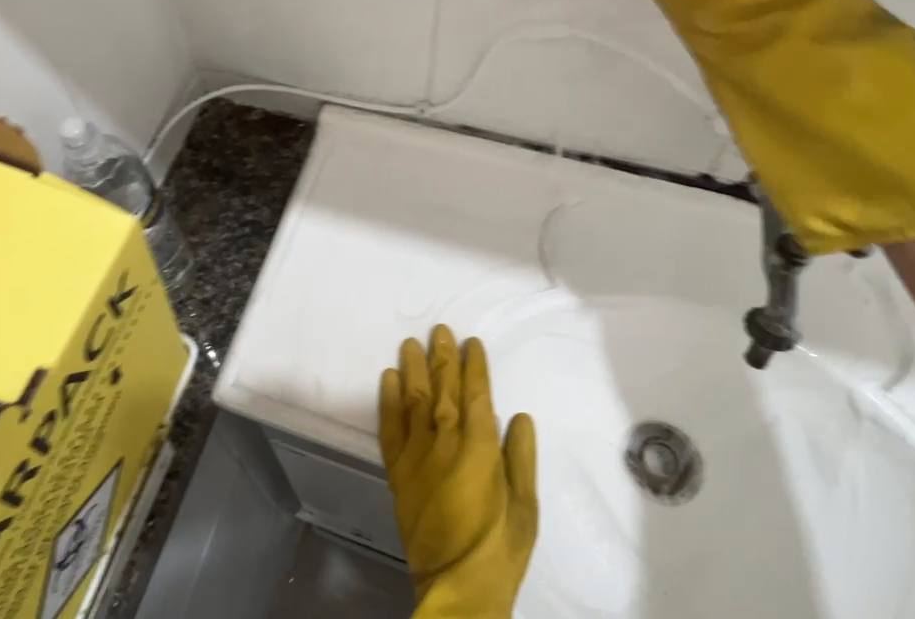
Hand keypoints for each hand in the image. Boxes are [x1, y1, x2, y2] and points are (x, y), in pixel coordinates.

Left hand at [379, 325, 536, 618]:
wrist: (457, 585)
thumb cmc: (499, 549)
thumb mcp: (526, 506)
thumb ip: (521, 458)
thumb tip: (520, 417)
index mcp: (481, 449)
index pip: (477, 395)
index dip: (474, 366)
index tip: (472, 342)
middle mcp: (446, 443)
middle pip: (443, 389)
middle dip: (443, 357)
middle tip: (441, 330)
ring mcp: (418, 456)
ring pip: (414, 400)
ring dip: (414, 369)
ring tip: (412, 343)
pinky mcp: (398, 472)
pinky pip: (390, 428)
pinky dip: (389, 401)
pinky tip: (389, 378)